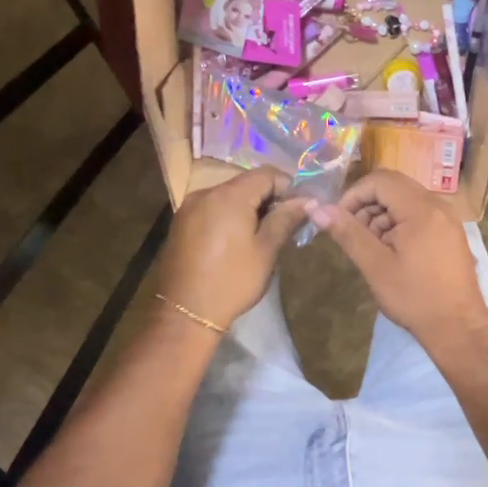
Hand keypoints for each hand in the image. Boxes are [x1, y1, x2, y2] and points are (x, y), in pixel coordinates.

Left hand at [157, 168, 309, 327]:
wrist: (185, 312)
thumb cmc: (232, 281)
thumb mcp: (266, 250)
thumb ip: (286, 219)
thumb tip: (307, 200)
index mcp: (229, 195)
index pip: (266, 174)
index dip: (288, 186)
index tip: (301, 208)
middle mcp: (205, 193)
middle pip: (246, 183)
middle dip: (268, 198)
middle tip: (285, 224)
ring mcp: (189, 208)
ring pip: (228, 196)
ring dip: (249, 208)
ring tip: (263, 235)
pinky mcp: (181, 223)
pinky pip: (212, 209)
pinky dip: (229, 216)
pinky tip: (237, 240)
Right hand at [307, 170, 487, 342]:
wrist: (459, 327)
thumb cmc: (414, 297)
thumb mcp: (375, 265)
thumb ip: (347, 232)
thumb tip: (317, 209)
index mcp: (421, 208)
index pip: (380, 180)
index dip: (354, 195)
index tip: (340, 221)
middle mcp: (438, 206)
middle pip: (394, 187)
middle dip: (367, 206)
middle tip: (355, 237)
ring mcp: (448, 219)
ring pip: (406, 201)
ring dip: (382, 217)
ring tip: (373, 249)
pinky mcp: (451, 234)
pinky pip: (420, 215)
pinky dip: (400, 225)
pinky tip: (393, 254)